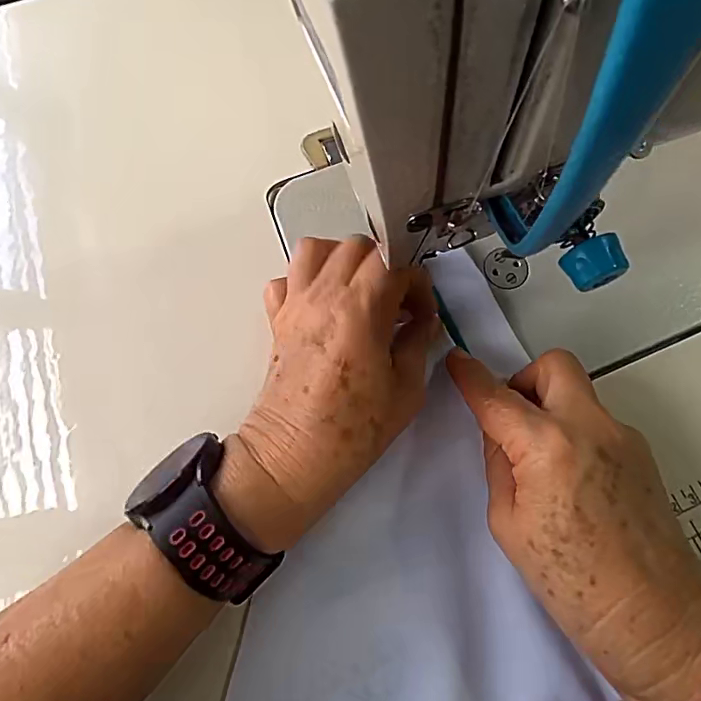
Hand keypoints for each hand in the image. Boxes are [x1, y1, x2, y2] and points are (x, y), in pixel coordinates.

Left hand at [218, 237, 440, 553]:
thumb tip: (421, 322)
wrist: (292, 455)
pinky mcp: (278, 320)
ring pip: (316, 248)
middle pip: (357, 245)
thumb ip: (417, 343)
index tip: (420, 307)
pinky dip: (304, 281)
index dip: (415, 281)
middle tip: (396, 298)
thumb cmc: (346, 433)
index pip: (393, 262)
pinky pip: (286, 280)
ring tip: (359, 289)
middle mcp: (322, 299)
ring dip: (342, 259)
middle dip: (384, 263)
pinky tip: (323, 304)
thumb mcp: (406, 390)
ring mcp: (295, 306)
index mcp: (359, 311)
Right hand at [445, 348, 700, 700]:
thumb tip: (502, 436)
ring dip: (550, 408)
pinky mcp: (641, 453)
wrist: (657, 617)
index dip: (469, 375)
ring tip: (540, 462)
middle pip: (552, 366)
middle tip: (509, 416)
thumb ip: (500, 465)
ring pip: (577, 393)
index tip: (456, 363)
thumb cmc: (571, 581)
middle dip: (522, 379)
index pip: (496, 395)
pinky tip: (571, 481)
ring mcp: (622, 436)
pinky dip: (573, 431)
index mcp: (546, 446)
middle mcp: (589, 427)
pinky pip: (596, 421)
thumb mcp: (507, 522)